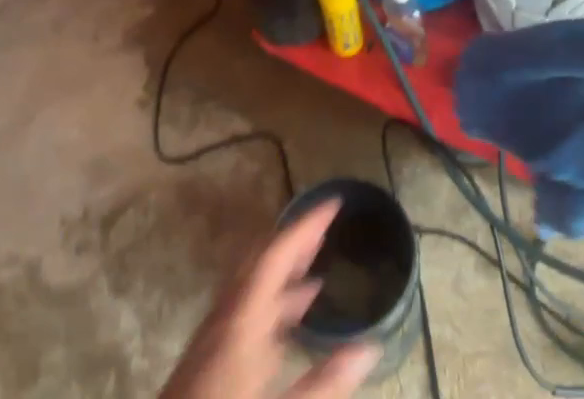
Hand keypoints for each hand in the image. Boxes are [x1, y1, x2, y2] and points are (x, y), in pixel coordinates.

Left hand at [160, 199, 379, 398]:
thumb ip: (325, 380)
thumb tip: (369, 348)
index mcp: (243, 320)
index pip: (275, 255)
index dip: (305, 225)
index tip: (332, 203)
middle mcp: (227, 314)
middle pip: (261, 258)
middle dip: (295, 236)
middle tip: (328, 222)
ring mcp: (217, 329)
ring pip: (254, 278)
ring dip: (286, 262)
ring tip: (319, 253)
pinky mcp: (213, 346)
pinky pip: (248, 301)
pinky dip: (276, 291)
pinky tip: (297, 307)